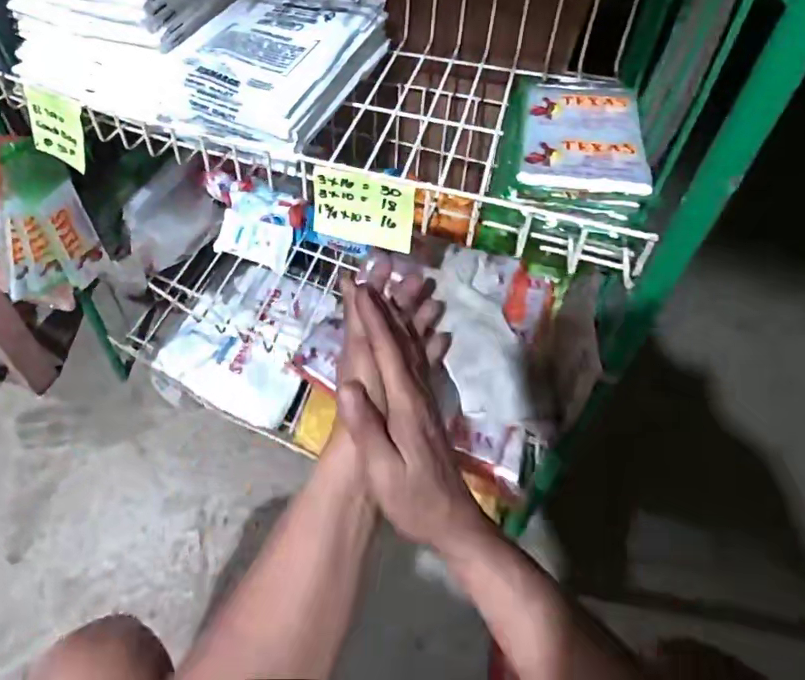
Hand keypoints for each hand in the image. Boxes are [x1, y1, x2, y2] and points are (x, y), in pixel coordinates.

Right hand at [337, 263, 493, 554]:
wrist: (455, 525)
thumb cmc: (413, 500)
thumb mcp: (384, 471)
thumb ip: (367, 429)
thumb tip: (348, 384)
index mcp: (404, 406)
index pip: (387, 353)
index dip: (373, 319)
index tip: (360, 290)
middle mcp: (418, 395)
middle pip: (402, 343)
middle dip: (385, 309)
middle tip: (370, 279)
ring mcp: (426, 402)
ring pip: (413, 350)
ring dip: (401, 319)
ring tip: (391, 294)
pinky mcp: (428, 410)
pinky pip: (420, 363)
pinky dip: (415, 340)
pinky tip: (427, 331)